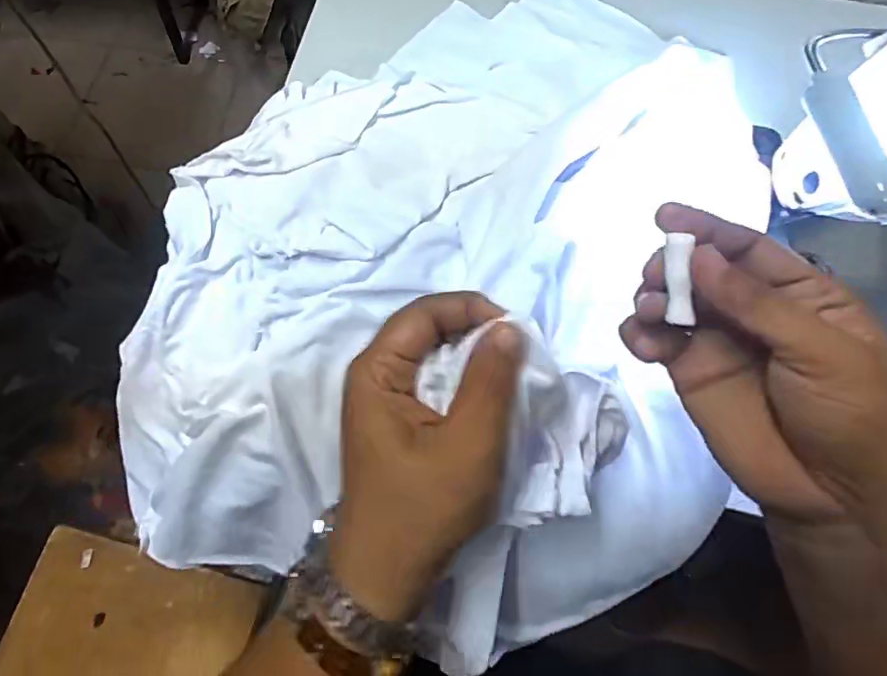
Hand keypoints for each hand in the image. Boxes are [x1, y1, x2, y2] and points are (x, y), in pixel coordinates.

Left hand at [331, 292, 523, 621]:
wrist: (385, 578)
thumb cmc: (424, 508)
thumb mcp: (469, 444)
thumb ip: (490, 380)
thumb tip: (508, 327)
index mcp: (376, 371)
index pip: (424, 312)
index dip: (469, 307)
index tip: (511, 328)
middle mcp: (373, 373)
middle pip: (425, 326)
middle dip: (472, 326)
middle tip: (514, 345)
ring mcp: (382, 396)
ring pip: (430, 350)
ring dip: (469, 350)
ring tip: (506, 364)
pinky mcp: (395, 416)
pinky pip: (431, 376)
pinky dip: (462, 373)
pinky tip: (486, 389)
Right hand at [620, 204, 886, 532]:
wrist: (845, 507)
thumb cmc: (857, 416)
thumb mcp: (822, 351)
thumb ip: (757, 303)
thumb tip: (699, 257)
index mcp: (799, 293)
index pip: (747, 248)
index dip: (708, 229)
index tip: (666, 216)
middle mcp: (755, 310)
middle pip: (704, 269)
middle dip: (675, 263)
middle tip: (655, 274)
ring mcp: (721, 342)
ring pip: (676, 301)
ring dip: (654, 295)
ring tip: (650, 310)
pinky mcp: (694, 375)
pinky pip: (659, 342)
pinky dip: (641, 333)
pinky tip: (640, 340)